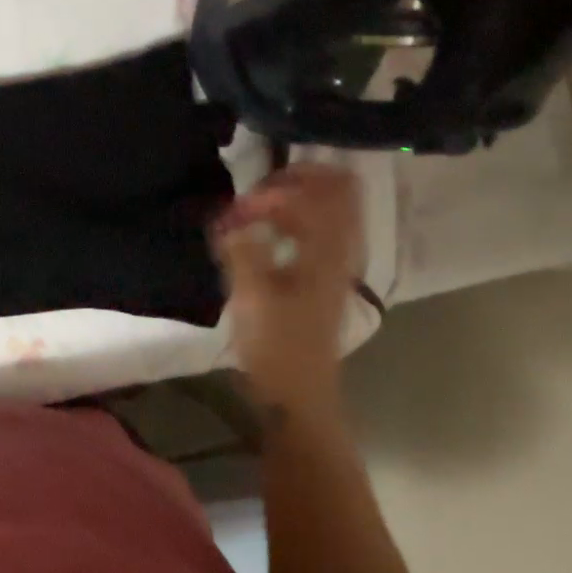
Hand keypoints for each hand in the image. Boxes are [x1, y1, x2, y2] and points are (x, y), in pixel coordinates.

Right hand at [209, 162, 362, 408]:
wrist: (299, 391)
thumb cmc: (275, 347)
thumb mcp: (252, 297)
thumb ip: (241, 251)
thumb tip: (229, 220)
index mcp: (326, 249)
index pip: (312, 192)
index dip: (269, 192)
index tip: (234, 214)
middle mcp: (342, 247)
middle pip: (337, 187)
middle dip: (293, 181)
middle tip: (254, 196)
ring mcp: (340, 261)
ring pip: (333, 206)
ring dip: (297, 198)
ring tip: (258, 211)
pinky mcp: (328, 275)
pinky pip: (324, 228)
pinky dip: (299, 219)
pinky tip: (268, 236)